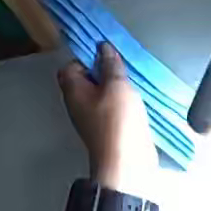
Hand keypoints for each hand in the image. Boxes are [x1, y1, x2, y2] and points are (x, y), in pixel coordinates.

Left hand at [58, 42, 156, 198]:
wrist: (127, 163)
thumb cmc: (118, 122)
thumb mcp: (117, 86)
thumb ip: (110, 65)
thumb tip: (103, 48)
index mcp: (74, 91)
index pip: (71, 65)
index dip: (87, 56)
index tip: (107, 53)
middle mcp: (79, 104)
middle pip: (87, 79)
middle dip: (105, 71)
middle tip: (124, 66)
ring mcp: (94, 118)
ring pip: (102, 94)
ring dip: (117, 87)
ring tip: (134, 82)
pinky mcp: (110, 128)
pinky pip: (114, 108)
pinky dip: (124, 102)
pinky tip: (138, 100)